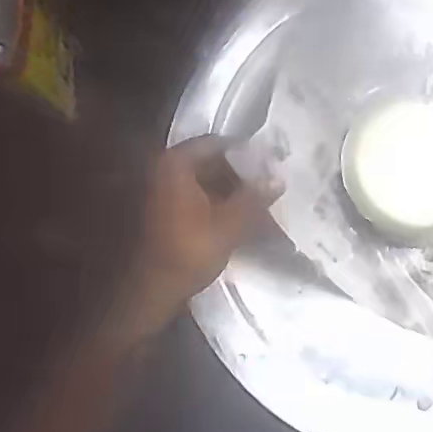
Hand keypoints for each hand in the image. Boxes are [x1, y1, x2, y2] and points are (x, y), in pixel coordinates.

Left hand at [108, 136, 278, 343]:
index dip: (244, 152)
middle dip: (239, 174)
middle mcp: (163, 170)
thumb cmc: (190, 250)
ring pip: (204, 182)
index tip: (269, 161)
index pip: (216, 143)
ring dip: (230, 191)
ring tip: (259, 202)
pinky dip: (217, 203)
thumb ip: (255, 197)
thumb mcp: (230, 223)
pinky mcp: (162, 211)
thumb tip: (279, 179)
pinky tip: (239, 216)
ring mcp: (159, 191)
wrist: (153, 288)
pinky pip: (196, 197)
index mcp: (175, 165)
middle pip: (209, 163)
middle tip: (268, 183)